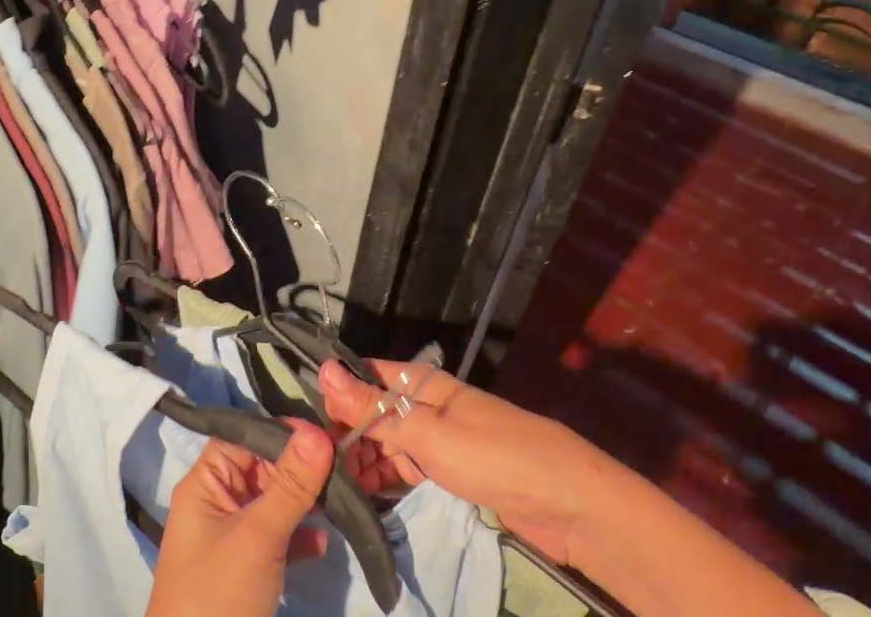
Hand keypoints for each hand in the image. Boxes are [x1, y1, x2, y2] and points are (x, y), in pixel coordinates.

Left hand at [145, 420, 334, 616]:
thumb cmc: (219, 593)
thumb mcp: (257, 535)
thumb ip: (289, 484)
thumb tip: (318, 431)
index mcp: (206, 484)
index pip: (243, 438)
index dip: (280, 432)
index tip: (324, 432)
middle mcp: (219, 502)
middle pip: (264, 468)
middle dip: (301, 467)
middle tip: (345, 466)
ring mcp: (235, 536)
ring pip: (276, 503)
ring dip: (306, 501)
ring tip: (343, 499)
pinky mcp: (251, 568)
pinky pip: (281, 538)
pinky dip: (302, 537)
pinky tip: (324, 542)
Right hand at [318, 358, 587, 562]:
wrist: (568, 503)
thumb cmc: (494, 455)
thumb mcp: (426, 431)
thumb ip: (373, 406)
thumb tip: (322, 368)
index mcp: (422, 383)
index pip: (366, 376)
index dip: (334, 392)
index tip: (303, 421)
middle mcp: (427, 405)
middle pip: (373, 411)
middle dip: (345, 433)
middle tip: (316, 466)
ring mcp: (439, 439)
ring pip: (387, 442)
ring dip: (362, 460)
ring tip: (334, 486)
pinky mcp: (450, 471)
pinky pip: (407, 468)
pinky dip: (386, 478)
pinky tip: (364, 494)